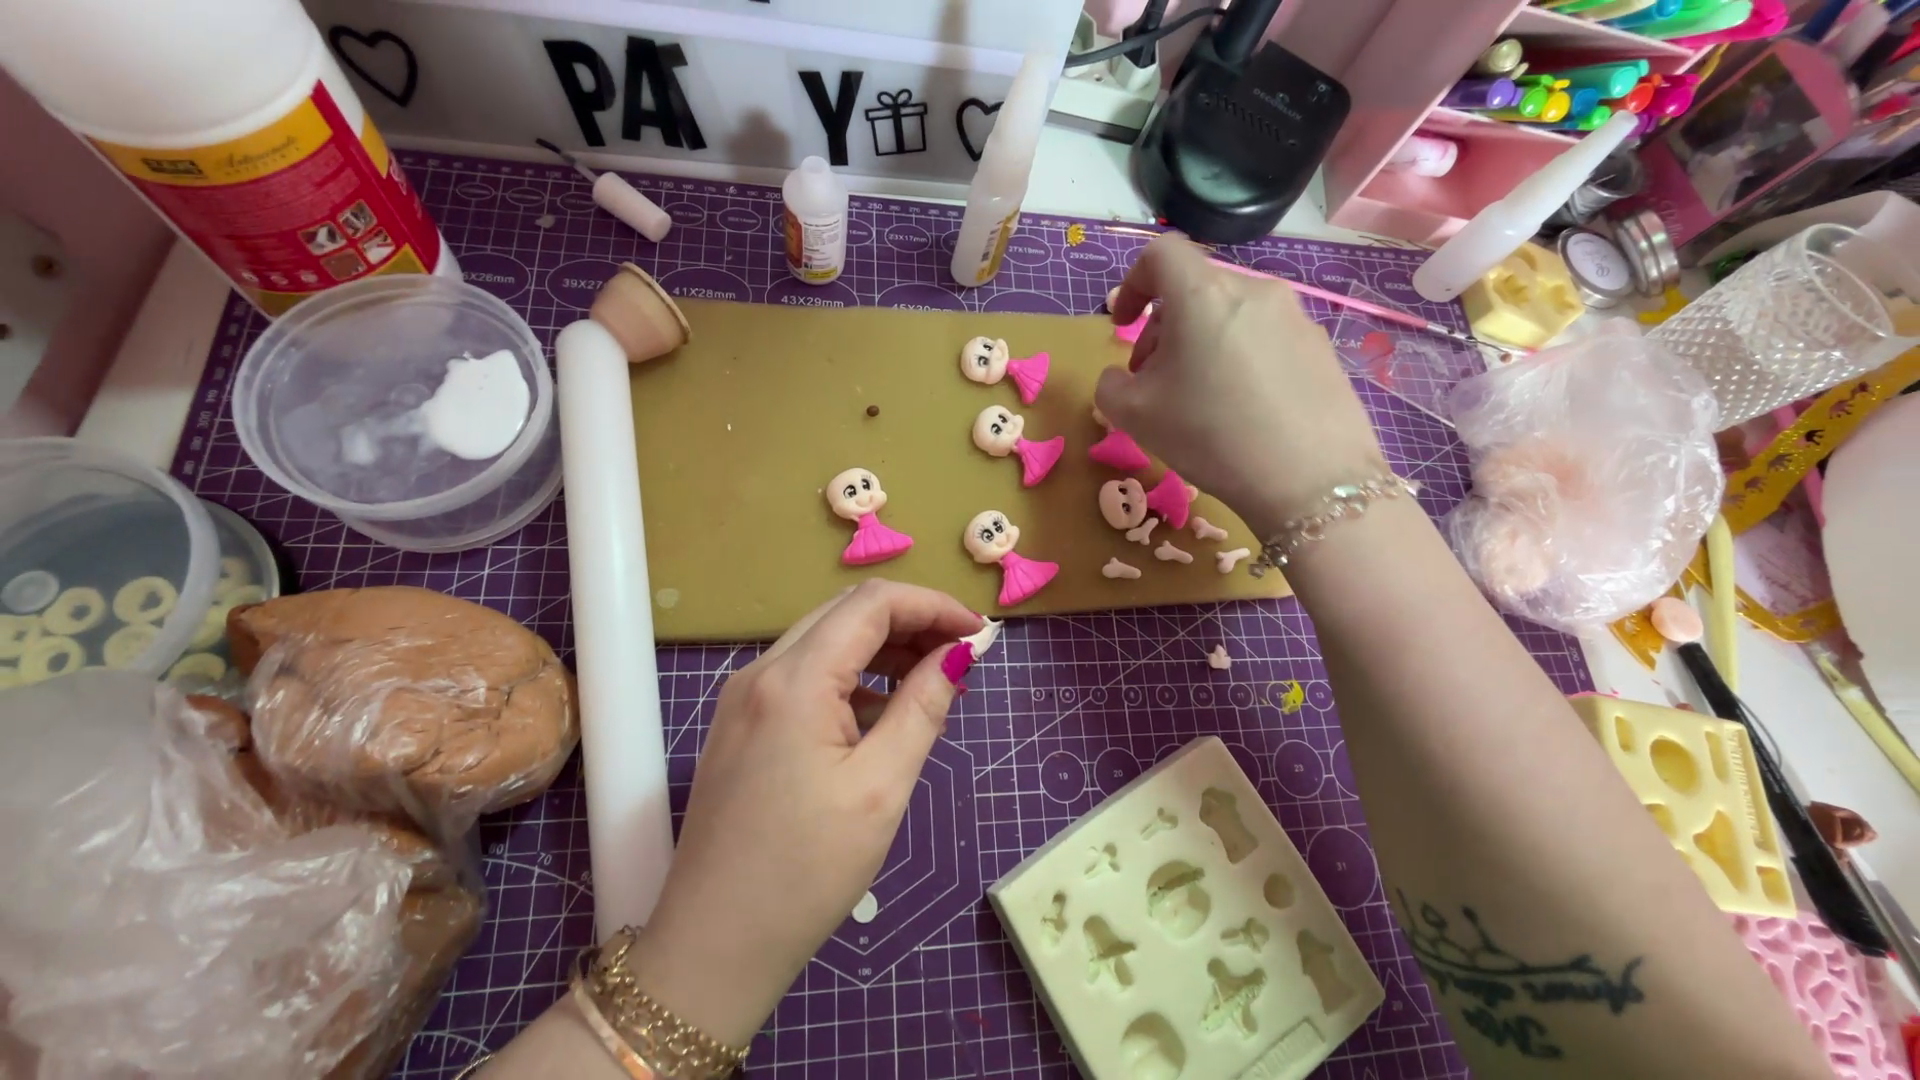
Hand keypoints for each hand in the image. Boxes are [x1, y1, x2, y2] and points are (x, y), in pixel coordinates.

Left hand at [622, 581, 980, 1046]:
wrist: (714, 943)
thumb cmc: (807, 870)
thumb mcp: (881, 787)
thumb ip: (923, 707)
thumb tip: (959, 653)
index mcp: (794, 680)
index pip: (872, 604)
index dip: (932, 605)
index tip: (979, 632)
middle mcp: (761, 672)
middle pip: (846, 613)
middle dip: (910, 622)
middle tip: (962, 655)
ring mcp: (743, 697)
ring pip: (824, 641)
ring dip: (881, 648)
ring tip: (932, 681)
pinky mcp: (740, 724)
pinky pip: (803, 676)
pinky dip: (850, 677)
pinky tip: (880, 711)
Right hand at [1096, 233, 1384, 535]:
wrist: (1309, 481)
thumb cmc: (1209, 436)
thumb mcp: (1134, 417)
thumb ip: (1111, 385)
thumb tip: (1123, 377)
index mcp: (1203, 295)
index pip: (1161, 254)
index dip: (1133, 283)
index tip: (1123, 325)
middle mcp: (1253, 290)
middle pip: (1196, 289)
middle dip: (1163, 328)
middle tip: (1153, 379)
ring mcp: (1294, 317)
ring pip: (1231, 315)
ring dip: (1202, 344)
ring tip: (1199, 398)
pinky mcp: (1320, 347)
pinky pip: (1265, 339)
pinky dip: (1240, 359)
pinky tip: (1244, 411)